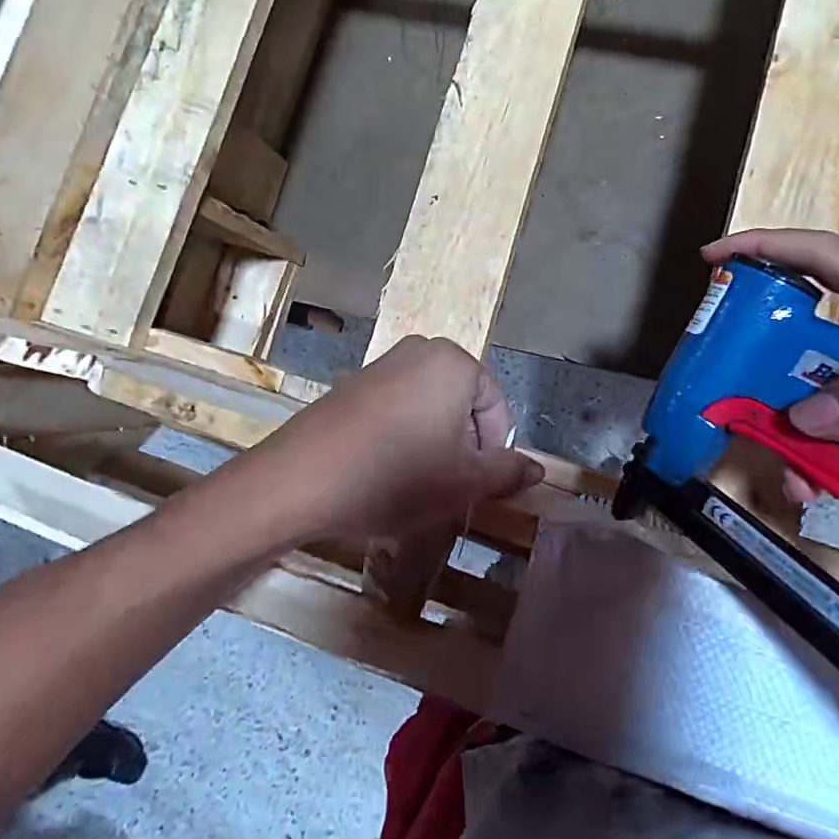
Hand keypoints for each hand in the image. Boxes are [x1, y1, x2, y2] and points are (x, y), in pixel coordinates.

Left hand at [234, 336, 542, 543]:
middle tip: (446, 488)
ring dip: (432, 446)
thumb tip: (536, 469)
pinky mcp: (351, 385)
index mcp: (455, 363)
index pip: (497, 409)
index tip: (473, 486)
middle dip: (462, 448)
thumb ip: (508, 472)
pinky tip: (382, 472)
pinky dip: (400, 439)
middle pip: (462, 406)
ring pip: (429, 410)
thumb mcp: (465, 483)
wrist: (302, 480)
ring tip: (413, 484)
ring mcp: (382, 365)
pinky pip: (395, 411)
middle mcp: (420, 351)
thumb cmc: (398, 477)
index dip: (492, 453)